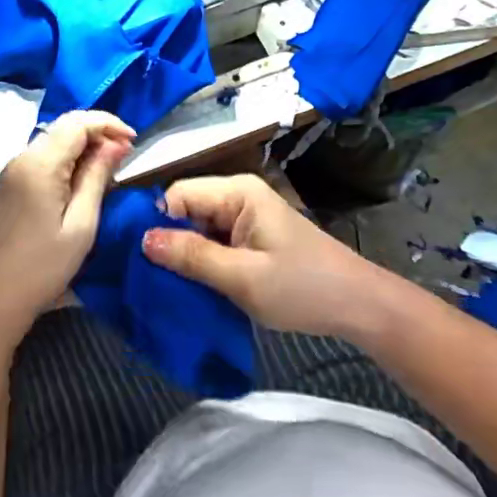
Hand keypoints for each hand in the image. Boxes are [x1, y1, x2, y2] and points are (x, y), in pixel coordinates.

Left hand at [0, 111, 136, 343]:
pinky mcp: (8, 184)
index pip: (78, 122)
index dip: (109, 123)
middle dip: (97, 132)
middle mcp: (21, 157)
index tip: (134, 141)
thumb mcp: (81, 224)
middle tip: (124, 155)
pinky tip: (81, 179)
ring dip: (82, 145)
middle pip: (64, 126)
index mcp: (38, 164)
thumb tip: (116, 144)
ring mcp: (11, 170)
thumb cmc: (42, 267)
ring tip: (108, 167)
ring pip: (53, 140)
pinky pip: (42, 157)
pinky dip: (66, 158)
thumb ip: (97, 177)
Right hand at [142, 174, 393, 339]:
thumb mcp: (242, 277)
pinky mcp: (251, 236)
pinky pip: (215, 240)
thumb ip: (192, 257)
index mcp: (237, 191)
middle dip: (169, 239)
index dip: (156, 222)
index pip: (177, 194)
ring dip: (186, 253)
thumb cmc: (301, 288)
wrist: (357, 305)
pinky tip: (194, 285)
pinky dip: (203, 260)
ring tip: (165, 285)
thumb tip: (142, 239)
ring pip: (198, 227)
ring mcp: (246, 216)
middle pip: (186, 208)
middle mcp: (238, 195)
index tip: (139, 259)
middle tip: (148, 278)